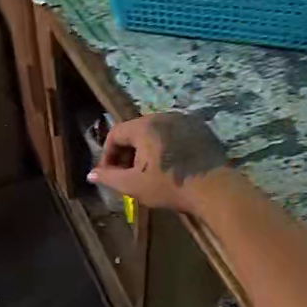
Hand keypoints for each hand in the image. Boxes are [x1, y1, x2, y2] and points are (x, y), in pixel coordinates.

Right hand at [88, 113, 228, 212]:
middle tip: (127, 174)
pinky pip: (175, 136)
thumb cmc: (170, 187)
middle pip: (136, 131)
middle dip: (127, 153)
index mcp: (145, 126)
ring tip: (148, 172)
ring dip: (147, 151)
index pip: (116, 133)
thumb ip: (109, 177)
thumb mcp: (134, 185)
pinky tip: (171, 168)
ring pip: (156, 133)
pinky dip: (167, 149)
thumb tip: (91, 174)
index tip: (109, 173)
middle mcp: (164, 116)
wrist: (215, 190)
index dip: (108, 154)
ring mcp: (185, 121)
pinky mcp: (201, 130)